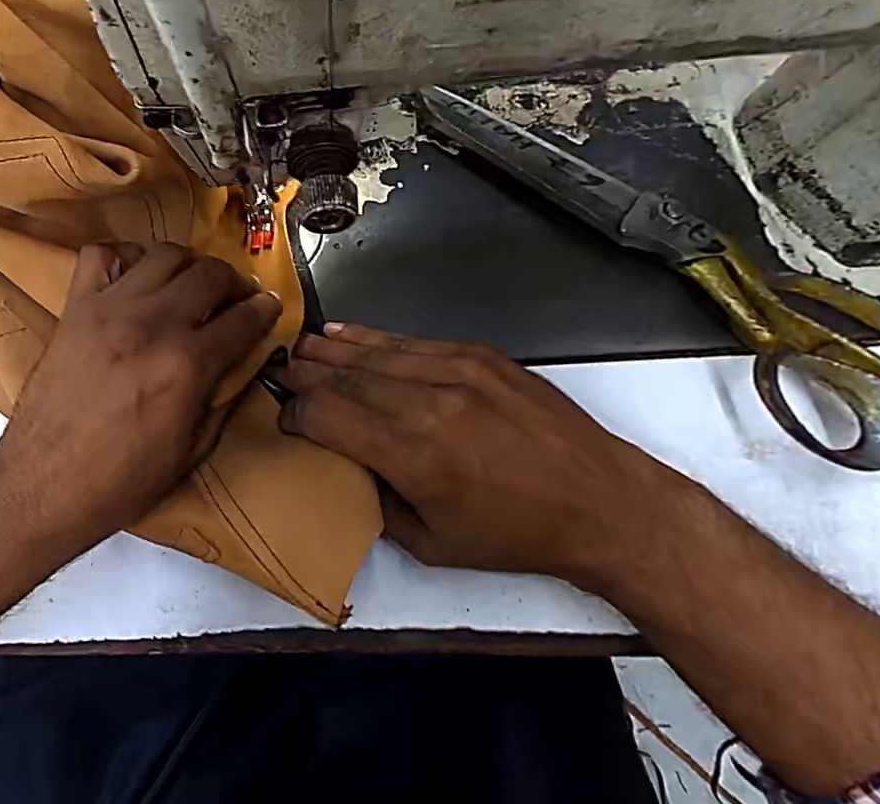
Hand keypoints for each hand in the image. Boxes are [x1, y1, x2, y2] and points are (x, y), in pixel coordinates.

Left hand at [0, 242, 282, 554]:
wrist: (41, 487)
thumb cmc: (118, 481)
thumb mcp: (191, 451)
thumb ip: (223, 398)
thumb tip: (242, 364)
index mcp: (186, 366)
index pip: (243, 319)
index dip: (265, 310)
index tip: (269, 307)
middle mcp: (152, 326)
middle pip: (210, 274)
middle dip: (235, 282)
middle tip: (237, 297)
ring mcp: (110, 310)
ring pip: (165, 254)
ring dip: (190, 265)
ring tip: (194, 284)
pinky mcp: (76, 309)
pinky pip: (102, 256)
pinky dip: (127, 256)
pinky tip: (138, 277)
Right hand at [277, 323, 658, 582]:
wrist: (599, 500)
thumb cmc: (517, 533)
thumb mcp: (435, 545)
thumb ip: (381, 502)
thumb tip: (354, 465)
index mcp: (415, 457)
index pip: (331, 417)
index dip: (298, 413)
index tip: (285, 415)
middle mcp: (430, 405)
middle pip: (348, 377)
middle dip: (307, 373)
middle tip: (280, 368)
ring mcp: (458, 372)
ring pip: (377, 352)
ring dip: (334, 348)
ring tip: (304, 346)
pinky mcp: (480, 356)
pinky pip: (414, 342)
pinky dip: (376, 339)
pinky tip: (350, 335)